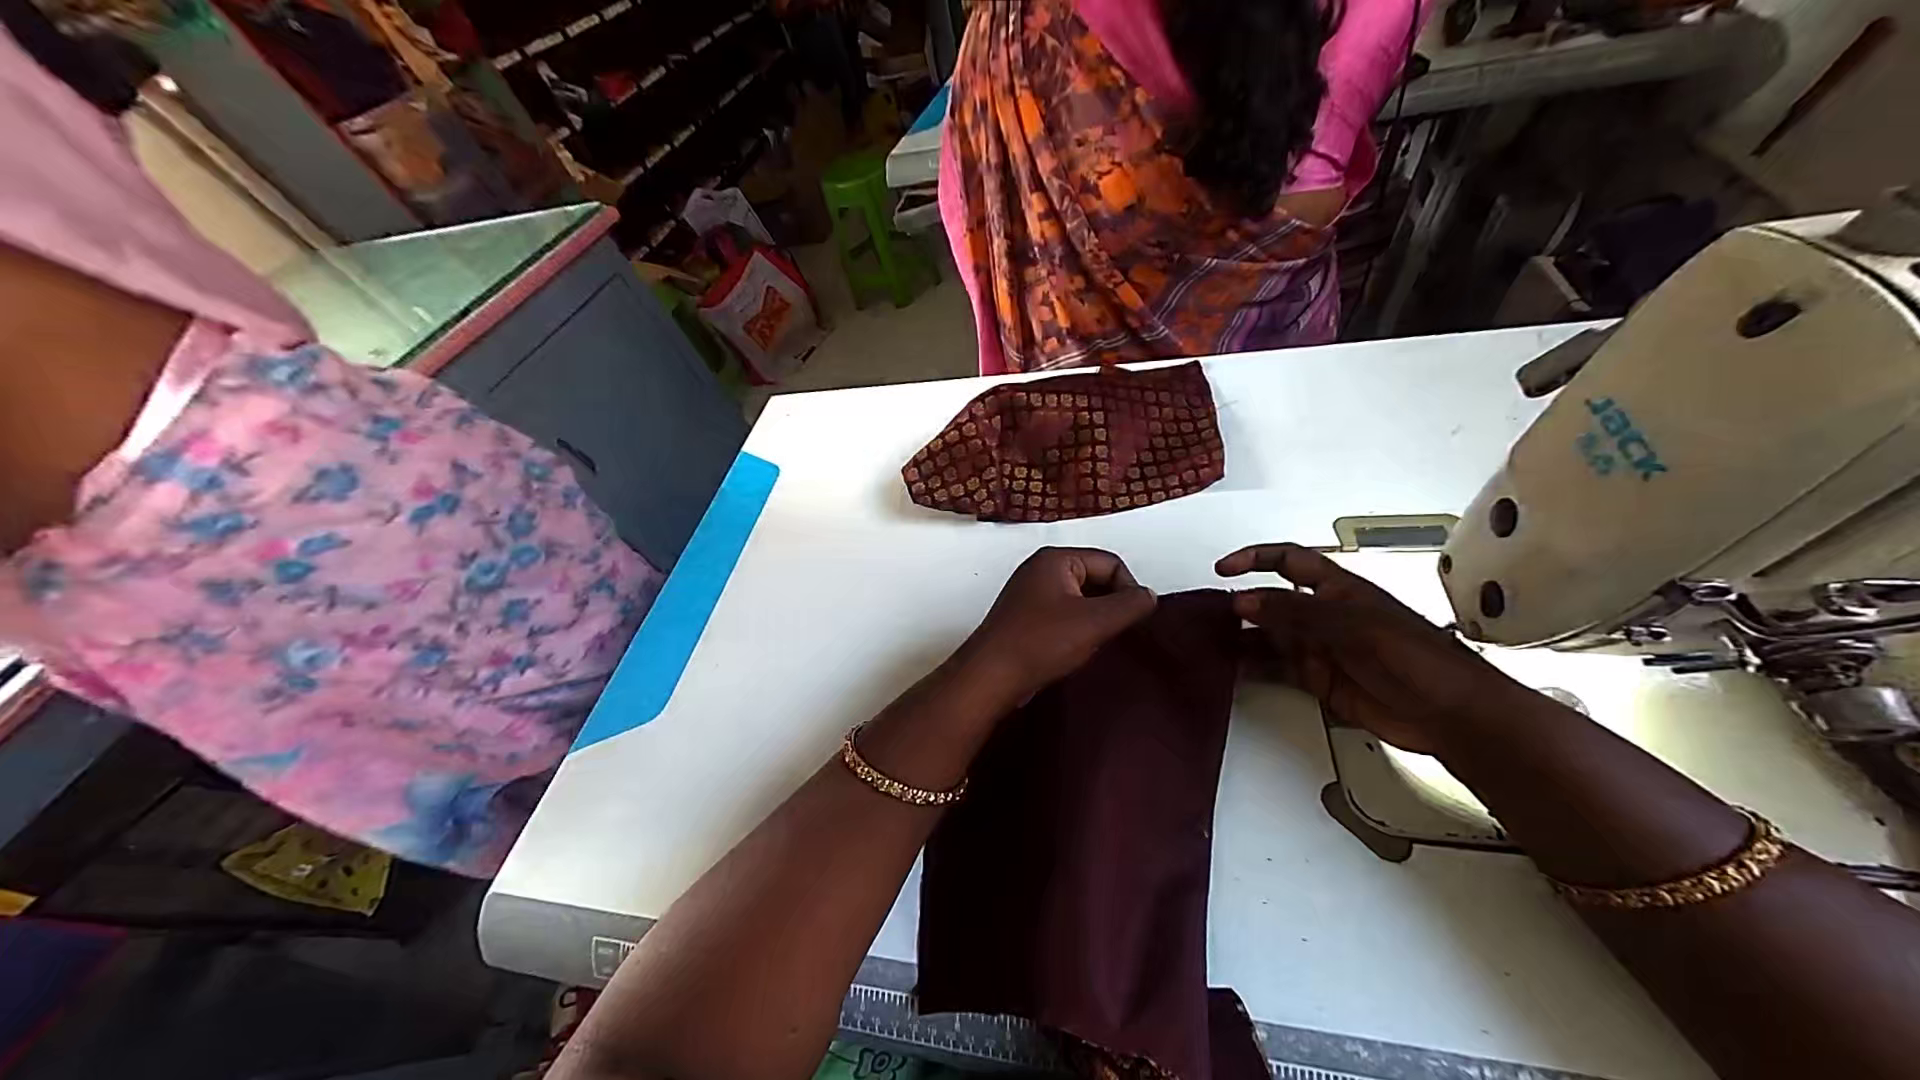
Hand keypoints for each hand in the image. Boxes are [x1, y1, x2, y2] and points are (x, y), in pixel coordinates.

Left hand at [956, 547, 1157, 707]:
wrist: (991, 677)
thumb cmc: (1039, 643)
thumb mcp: (1095, 621)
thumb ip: (1130, 605)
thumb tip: (1148, 596)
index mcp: (1055, 559)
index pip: (1111, 562)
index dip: (1128, 590)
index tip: (1131, 620)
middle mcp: (1040, 569)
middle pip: (1096, 579)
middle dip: (1110, 605)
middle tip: (1112, 633)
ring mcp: (1030, 594)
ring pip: (1081, 599)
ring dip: (1094, 620)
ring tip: (1093, 643)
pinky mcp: (1026, 618)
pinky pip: (1064, 615)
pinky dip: (1076, 630)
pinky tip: (1075, 651)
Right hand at [1217, 543, 1532, 755]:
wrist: (1451, 715)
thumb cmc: (1417, 659)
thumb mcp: (1353, 626)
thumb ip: (1296, 613)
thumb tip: (1245, 600)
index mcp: (1337, 590)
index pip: (1289, 562)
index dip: (1255, 559)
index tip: (1223, 569)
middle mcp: (1323, 616)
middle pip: (1271, 602)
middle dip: (1241, 604)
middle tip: (1207, 615)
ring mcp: (1319, 649)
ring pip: (1269, 636)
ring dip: (1242, 637)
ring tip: (1210, 643)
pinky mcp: (1318, 680)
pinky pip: (1276, 669)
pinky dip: (1252, 669)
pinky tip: (1232, 671)